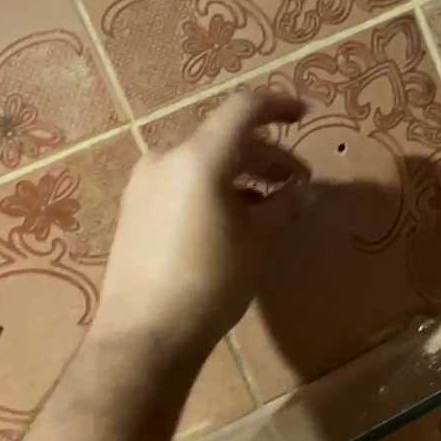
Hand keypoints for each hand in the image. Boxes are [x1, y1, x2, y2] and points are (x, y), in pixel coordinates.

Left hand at [89, 92, 311, 367]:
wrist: (144, 334)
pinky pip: (182, 181)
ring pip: (203, 160)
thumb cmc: (210, 283)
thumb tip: (303, 192)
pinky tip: (233, 217)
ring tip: (269, 202)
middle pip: (225, 138)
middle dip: (267, 154)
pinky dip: (213, 186)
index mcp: (200, 158)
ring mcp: (145, 182)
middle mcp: (167, 158)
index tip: (306, 116)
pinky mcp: (135, 206)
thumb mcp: (257, 242)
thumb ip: (283, 207)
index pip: (244, 110)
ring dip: (241, 172)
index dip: (279, 106)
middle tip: (297, 181)